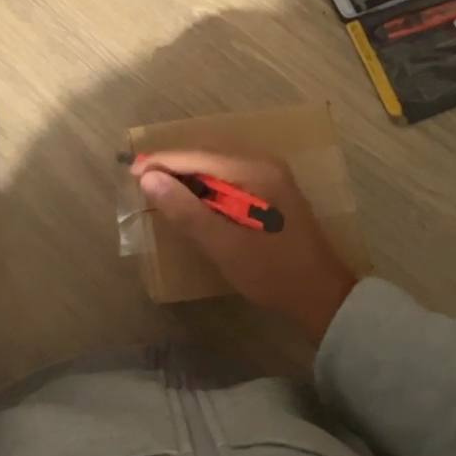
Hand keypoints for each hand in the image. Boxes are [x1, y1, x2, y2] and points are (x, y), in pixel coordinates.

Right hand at [131, 151, 356, 341]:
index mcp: (255, 170)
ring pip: (216, 167)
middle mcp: (263, 163)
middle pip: (207, 156)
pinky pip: (228, 178)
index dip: (163, 163)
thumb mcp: (224, 246)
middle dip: (173, 167)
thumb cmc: (273, 273)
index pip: (198, 156)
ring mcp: (269, 176)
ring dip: (188, 178)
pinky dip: (205, 187)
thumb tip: (149, 179)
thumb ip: (186, 211)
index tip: (132, 172)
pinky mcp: (270, 192)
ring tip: (158, 191)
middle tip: (141, 182)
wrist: (323, 299)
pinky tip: (190, 202)